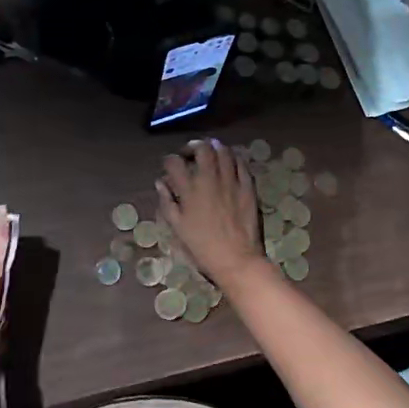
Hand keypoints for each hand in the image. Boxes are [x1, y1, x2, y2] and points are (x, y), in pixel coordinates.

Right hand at [156, 138, 263, 284]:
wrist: (237, 261)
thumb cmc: (202, 247)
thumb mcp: (178, 227)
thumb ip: (167, 202)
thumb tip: (160, 182)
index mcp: (189, 189)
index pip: (174, 162)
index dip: (169, 160)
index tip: (169, 166)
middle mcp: (209, 179)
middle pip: (201, 148)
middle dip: (193, 146)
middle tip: (190, 154)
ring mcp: (231, 181)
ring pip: (223, 152)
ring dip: (215, 147)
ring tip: (210, 152)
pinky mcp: (247, 187)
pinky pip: (242, 164)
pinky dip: (234, 159)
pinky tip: (230, 162)